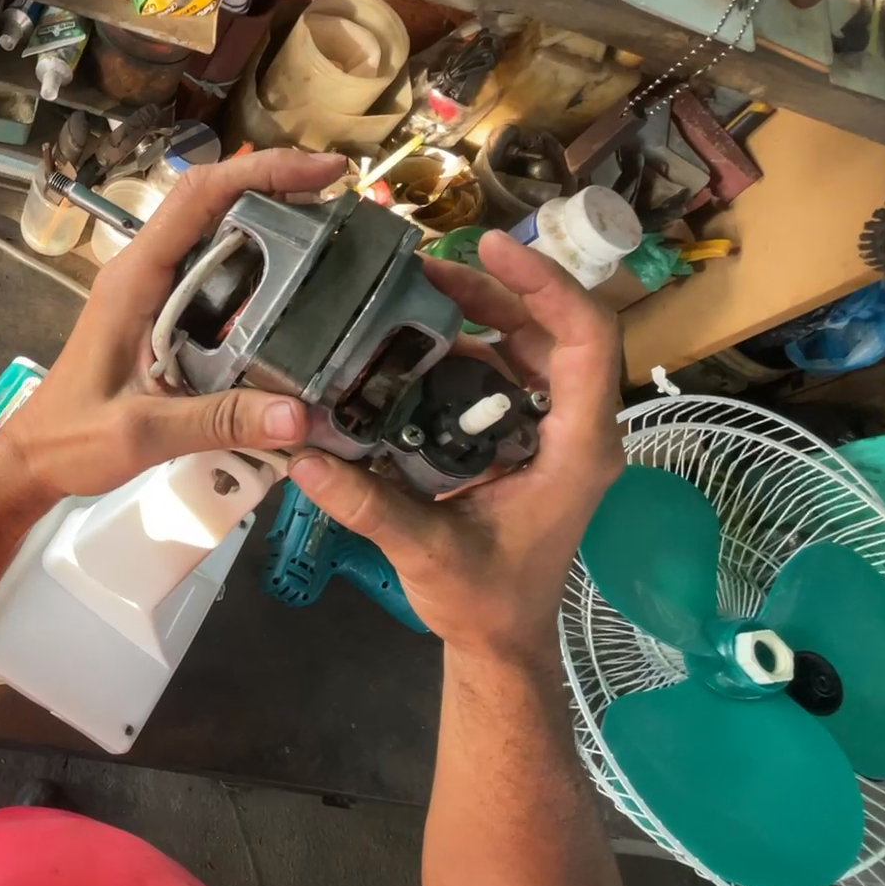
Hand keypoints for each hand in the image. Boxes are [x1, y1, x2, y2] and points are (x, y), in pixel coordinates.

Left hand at [0, 149, 349, 499]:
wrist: (37, 457)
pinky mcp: (154, 319)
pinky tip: (288, 302)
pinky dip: (252, 278)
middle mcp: (140, 274)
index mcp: (132, 280)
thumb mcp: (145, 432)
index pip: (198, 197)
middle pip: (213, 208)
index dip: (264, 172)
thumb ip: (216, 422)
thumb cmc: (73, 439)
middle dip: (278, 196)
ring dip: (269, 235)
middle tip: (343, 216)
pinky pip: (209, 281)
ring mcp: (146, 295)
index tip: (325, 173)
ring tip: (331, 250)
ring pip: (213, 242)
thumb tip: (297, 415)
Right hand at [286, 232, 624, 658]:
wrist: (498, 638)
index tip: (490, 247)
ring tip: (413, 301)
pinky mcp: (520, 447)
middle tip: (428, 272)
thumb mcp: (423, 549)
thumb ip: (366, 504)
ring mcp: (548, 438)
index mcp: (576, 450)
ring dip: (477, 321)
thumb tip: (300, 457)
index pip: (584, 341)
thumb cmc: (483, 599)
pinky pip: (502, 384)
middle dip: (494, 294)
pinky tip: (413, 356)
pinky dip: (463, 359)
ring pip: (527, 355)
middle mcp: (572, 432)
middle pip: (551, 335)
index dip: (544, 285)